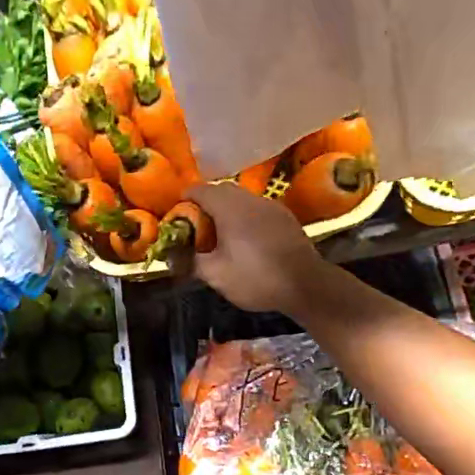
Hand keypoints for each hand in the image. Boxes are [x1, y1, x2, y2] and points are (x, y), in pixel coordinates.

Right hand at [184, 182, 335, 313]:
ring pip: (241, 200)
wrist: (305, 284)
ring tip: (219, 237)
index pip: (199, 190)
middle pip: (221, 191)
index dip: (184, 200)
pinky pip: (257, 210)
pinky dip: (244, 219)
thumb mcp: (216, 275)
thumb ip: (189, 261)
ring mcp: (271, 205)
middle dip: (205, 205)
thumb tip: (170, 256)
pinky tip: (245, 242)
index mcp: (229, 207)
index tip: (176, 217)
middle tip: (196, 228)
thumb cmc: (255, 277)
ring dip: (226, 212)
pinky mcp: (285, 218)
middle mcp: (250, 198)